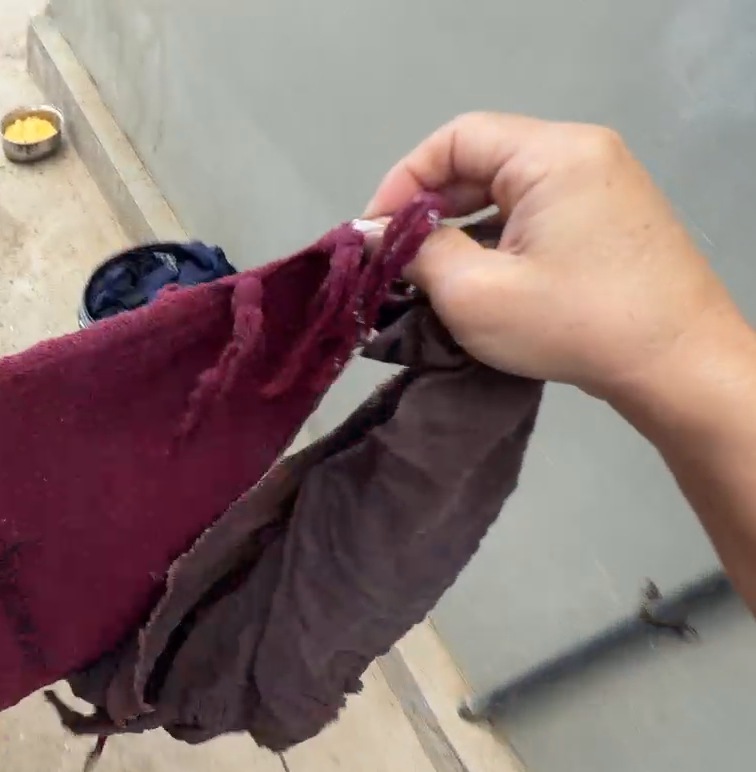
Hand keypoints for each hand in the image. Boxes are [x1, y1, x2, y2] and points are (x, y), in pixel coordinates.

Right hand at [365, 112, 749, 404]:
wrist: (670, 359)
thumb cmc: (568, 320)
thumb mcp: (471, 290)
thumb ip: (413, 253)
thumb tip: (373, 236)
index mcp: (553, 158)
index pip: (456, 139)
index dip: (402, 181)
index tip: (375, 235)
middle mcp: (578, 156)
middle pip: (474, 160)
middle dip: (420, 207)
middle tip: (386, 259)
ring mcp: (592, 186)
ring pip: (493, 188)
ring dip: (446, 226)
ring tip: (416, 272)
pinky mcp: (594, 217)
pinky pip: (517, 209)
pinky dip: (477, 235)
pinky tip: (459, 274)